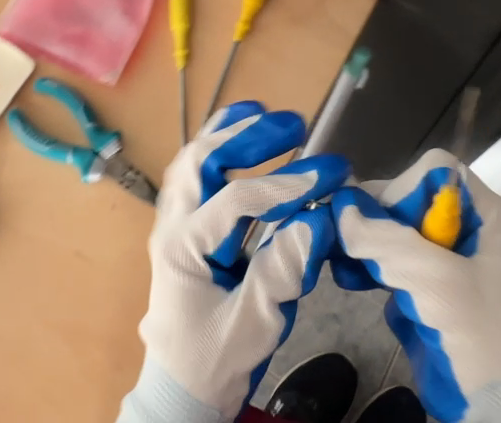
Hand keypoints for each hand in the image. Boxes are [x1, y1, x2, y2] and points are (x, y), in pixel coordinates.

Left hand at [118, 103, 349, 422]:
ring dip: (228, 132)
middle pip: (201, 162)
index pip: (236, 203)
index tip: (328, 174)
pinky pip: (196, 173)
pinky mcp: (186, 224)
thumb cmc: (215, 359)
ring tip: (263, 113)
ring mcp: (174, 221)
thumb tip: (320, 218)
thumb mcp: (255, 324)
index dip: (284, 186)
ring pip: (193, 160)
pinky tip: (241, 130)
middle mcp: (171, 225)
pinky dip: (218, 145)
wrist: (182, 387)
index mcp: (182, 250)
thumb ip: (284, 270)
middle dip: (248, 138)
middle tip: (293, 126)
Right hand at [330, 150, 500, 422]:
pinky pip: (396, 268)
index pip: (436, 174)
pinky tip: (352, 281)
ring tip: (343, 265)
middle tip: (345, 243)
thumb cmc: (486, 339)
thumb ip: (390, 243)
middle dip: (379, 222)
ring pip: (399, 235)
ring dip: (370, 247)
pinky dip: (373, 272)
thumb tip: (341, 210)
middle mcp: (468, 233)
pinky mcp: (433, 297)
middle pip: (411, 203)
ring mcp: (450, 266)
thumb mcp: (440, 285)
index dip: (403, 189)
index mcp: (487, 217)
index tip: (380, 224)